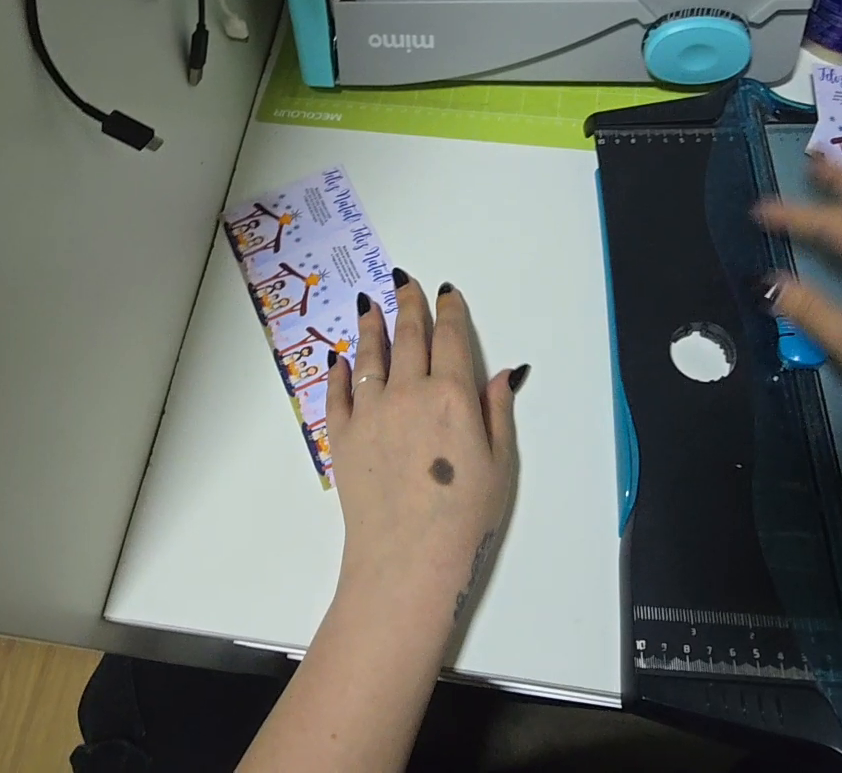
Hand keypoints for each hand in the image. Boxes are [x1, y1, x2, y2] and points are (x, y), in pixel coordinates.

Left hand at [325, 270, 524, 625]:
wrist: (407, 559)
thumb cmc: (465, 517)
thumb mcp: (500, 463)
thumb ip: (497, 410)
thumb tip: (503, 370)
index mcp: (453, 395)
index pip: (451, 338)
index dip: (449, 310)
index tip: (446, 292)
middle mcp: (409, 391)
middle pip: (408, 336)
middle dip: (409, 304)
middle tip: (405, 281)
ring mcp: (371, 411)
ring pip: (369, 355)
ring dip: (370, 326)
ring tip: (369, 305)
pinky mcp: (343, 434)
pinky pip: (338, 392)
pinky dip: (338, 371)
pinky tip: (338, 358)